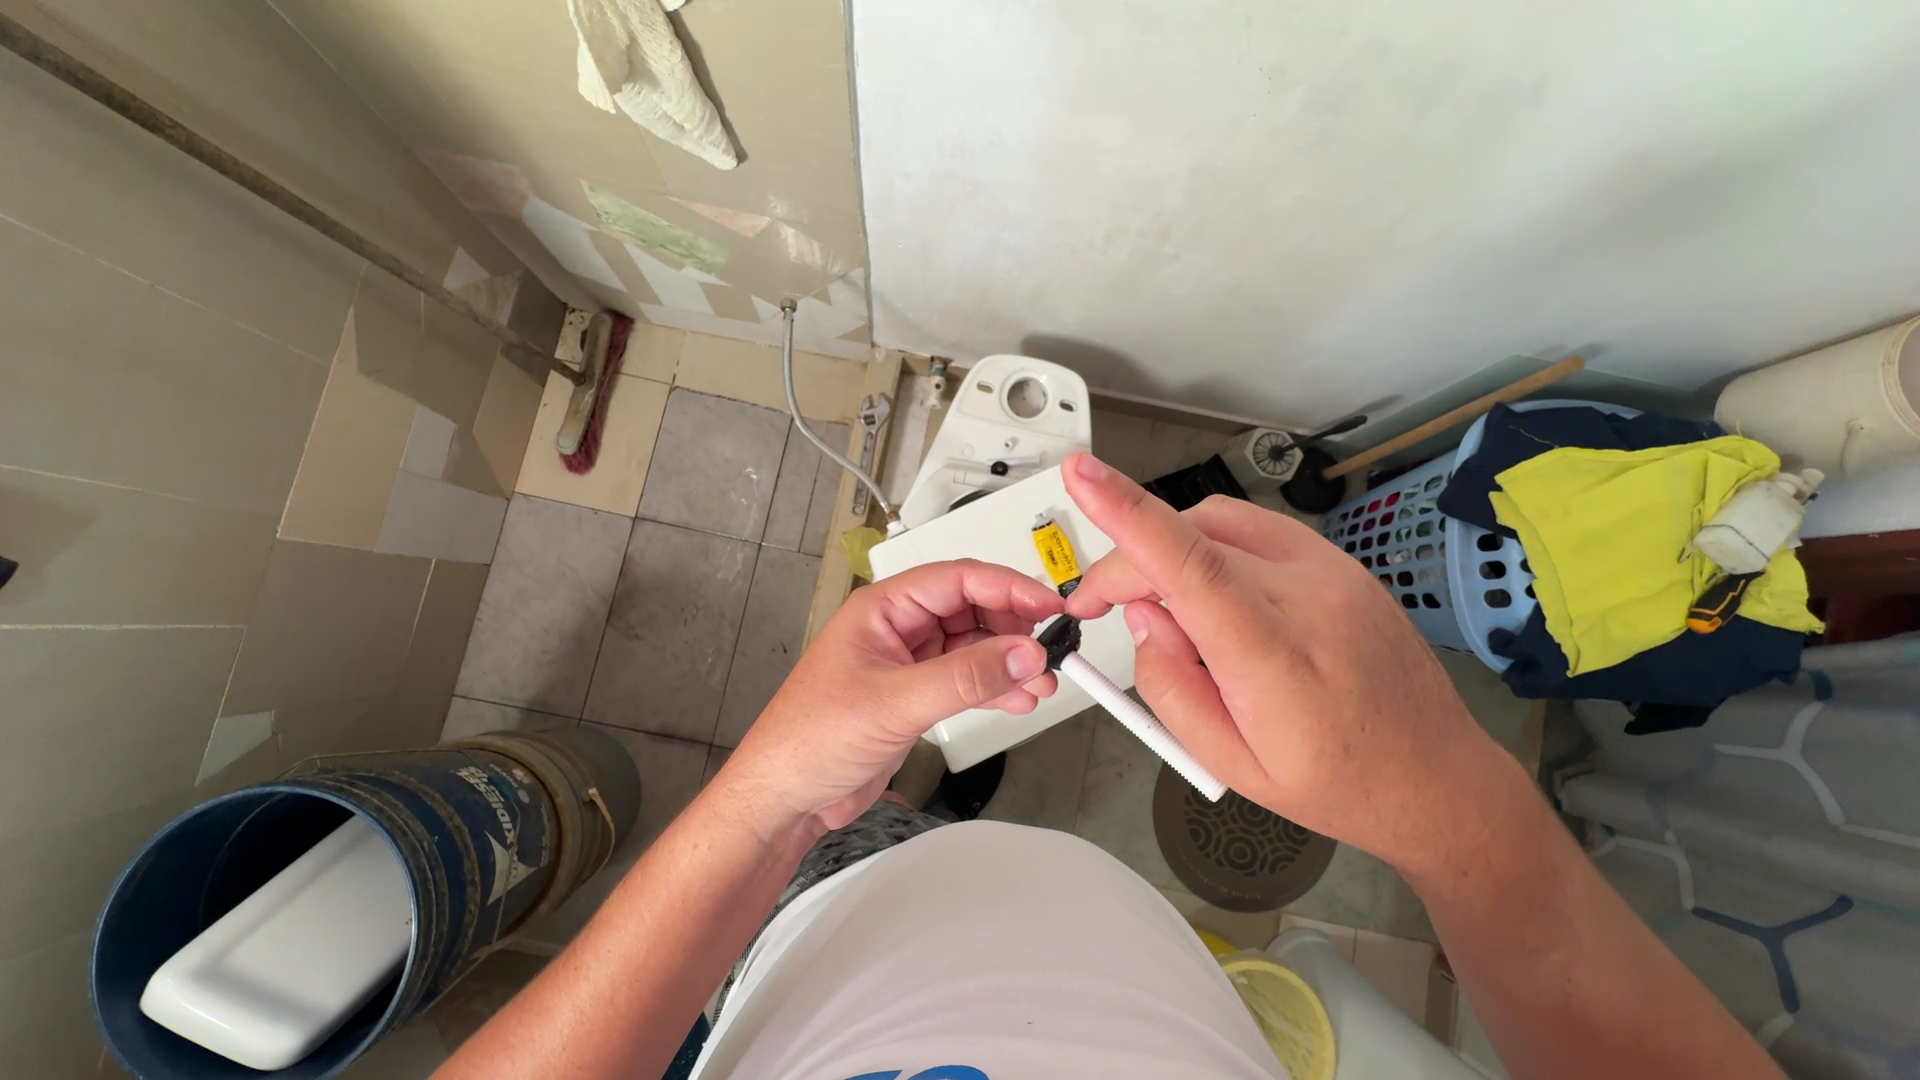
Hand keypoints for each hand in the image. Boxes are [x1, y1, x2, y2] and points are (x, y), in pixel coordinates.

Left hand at [719, 559, 1064, 833]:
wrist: (786, 797)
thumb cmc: (811, 739)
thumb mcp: (895, 703)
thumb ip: (965, 677)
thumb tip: (1023, 653)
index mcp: (882, 608)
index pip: (957, 579)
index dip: (1006, 586)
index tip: (1047, 604)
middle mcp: (897, 628)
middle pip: (970, 609)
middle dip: (1012, 627)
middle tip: (1048, 649)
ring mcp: (907, 662)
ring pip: (973, 646)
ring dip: (1009, 662)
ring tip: (1042, 681)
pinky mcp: (915, 696)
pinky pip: (966, 679)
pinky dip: (995, 688)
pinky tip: (1019, 698)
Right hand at [1060, 453, 1506, 871]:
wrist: (1436, 776)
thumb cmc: (1335, 782)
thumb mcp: (1229, 762)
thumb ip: (1168, 685)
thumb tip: (1142, 615)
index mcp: (1276, 659)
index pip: (1191, 568)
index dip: (1130, 515)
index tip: (1082, 476)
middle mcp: (1309, 597)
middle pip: (1190, 540)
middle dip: (1128, 562)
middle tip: (1099, 603)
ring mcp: (1331, 571)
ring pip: (1217, 522)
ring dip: (1169, 548)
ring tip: (1164, 605)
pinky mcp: (1338, 562)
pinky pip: (1253, 529)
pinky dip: (1210, 546)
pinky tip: (1211, 591)